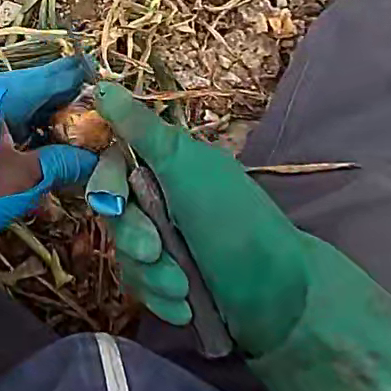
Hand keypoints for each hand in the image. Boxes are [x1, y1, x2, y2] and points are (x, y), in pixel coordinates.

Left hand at [0, 58, 99, 244]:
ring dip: (44, 121)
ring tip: (73, 140)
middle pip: (33, 89)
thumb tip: (97, 158)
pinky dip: (21, 129)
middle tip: (99, 123)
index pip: (49, 77)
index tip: (112, 89)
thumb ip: (65, 161)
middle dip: (66, 106)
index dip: (82, 82)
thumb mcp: (23, 179)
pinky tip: (40, 148)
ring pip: (16, 104)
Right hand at [92, 83, 309, 354]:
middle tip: (156, 250)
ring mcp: (162, 243)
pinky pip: (139, 287)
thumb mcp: (187, 167)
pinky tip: (186, 306)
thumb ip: (141, 129)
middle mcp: (157, 201)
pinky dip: (160, 298)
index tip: (119, 202)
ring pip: (122, 253)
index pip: (106, 168)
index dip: (106, 187)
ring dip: (150, 274)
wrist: (289, 302)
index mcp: (161, 168)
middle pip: (110, 214)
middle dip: (131, 237)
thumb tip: (101, 84)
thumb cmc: (238, 223)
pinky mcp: (168, 282)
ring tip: (184, 285)